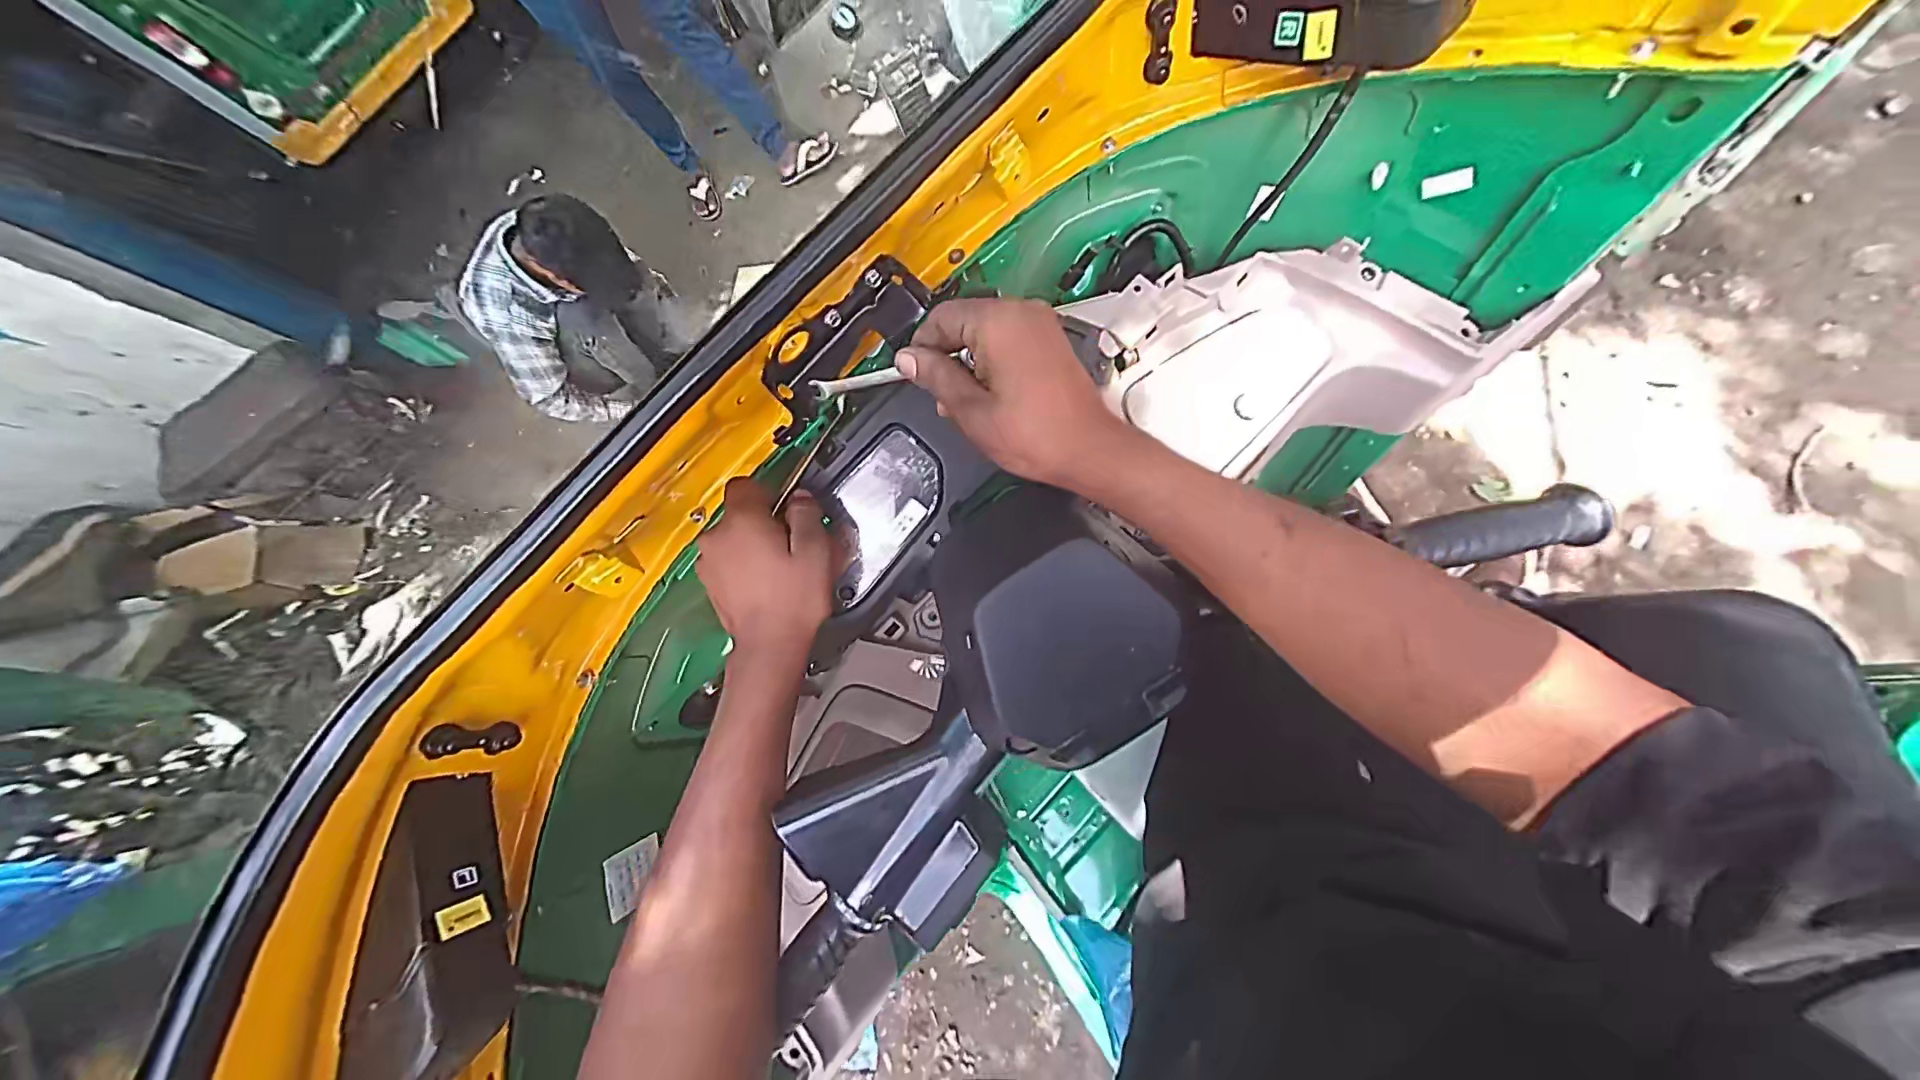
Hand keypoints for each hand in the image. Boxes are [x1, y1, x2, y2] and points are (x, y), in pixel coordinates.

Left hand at [698, 478, 833, 655]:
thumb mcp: (816, 550)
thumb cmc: (793, 601)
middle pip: (741, 512)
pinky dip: (746, 565)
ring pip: (735, 537)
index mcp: (742, 521)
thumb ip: (807, 514)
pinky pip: (729, 560)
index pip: (746, 484)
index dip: (769, 490)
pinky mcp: (711, 583)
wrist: (770, 646)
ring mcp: (710, 562)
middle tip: (793, 543)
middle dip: (766, 521)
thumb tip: (800, 499)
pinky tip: (768, 582)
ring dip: (755, 544)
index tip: (788, 506)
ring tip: (782, 567)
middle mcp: (717, 537)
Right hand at [895, 298, 1142, 492]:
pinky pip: (1008, 340)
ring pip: (985, 331)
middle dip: (945, 355)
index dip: (920, 348)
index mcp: (998, 323)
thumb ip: (936, 377)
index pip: (939, 317)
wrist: (1088, 450)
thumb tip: (911, 360)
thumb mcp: (971, 411)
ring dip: (968, 360)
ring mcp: (1040, 325)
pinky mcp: (1050, 341)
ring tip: (964, 401)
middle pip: (963, 321)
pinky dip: (992, 361)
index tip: (911, 370)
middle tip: (937, 391)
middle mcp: (1022, 313)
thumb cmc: (1042, 435)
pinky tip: (988, 395)